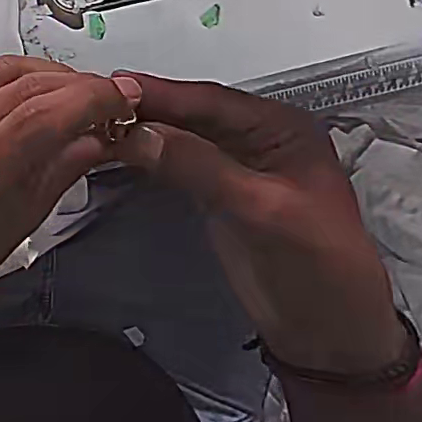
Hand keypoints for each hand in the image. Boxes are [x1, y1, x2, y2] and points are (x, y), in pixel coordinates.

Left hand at [0, 56, 137, 341]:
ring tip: (85, 93)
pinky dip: (27, 74)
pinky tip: (49, 88)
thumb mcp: (27, 217)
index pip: (39, 116)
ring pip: (8, 71)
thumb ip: (67, 166)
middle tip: (113, 98)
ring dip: (57, 74)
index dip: (90, 100)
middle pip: (27, 88)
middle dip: (81, 85)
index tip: (121, 100)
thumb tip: (103, 133)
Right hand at [111, 73, 406, 373]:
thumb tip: (141, 135)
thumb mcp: (262, 210)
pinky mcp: (214, 192)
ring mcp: (233, 165)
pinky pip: (175, 163)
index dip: (163, 94)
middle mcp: (255, 138)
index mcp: (281, 128)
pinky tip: (121, 151)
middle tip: (96, 104)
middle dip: (147, 109)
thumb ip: (201, 167)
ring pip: (180, 137)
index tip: (117, 88)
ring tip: (99, 124)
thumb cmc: (319, 268)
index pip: (212, 101)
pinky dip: (147, 156)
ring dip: (142, 131)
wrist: (326, 333)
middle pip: (192, 114)